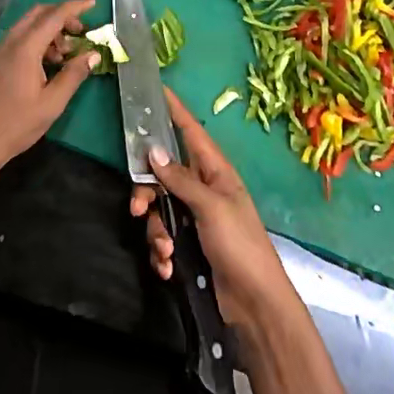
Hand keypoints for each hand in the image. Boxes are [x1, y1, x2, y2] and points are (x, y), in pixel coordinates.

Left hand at [0, 0, 97, 168]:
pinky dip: (37, 40)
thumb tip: (93, 54)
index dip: (74, 7)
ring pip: (27, 25)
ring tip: (66, 54)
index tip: (92, 3)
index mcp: (25, 49)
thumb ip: (74, 74)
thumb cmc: (17, 124)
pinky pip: (19, 39)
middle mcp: (10, 43)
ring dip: (49, 29)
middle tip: (81, 32)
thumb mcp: (52, 103)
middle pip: (38, 14)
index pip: (53, 16)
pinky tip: (47, 63)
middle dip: (62, 16)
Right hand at [132, 88, 295, 326]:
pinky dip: (162, 253)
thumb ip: (181, 180)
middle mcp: (204, 189)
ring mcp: (196, 218)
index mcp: (216, 172)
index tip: (158, 91)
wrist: (255, 303)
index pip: (191, 133)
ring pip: (160, 210)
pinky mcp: (190, 244)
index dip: (175, 112)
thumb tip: (153, 151)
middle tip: (139, 210)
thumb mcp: (211, 208)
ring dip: (156, 232)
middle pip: (163, 175)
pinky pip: (164, 238)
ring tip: (166, 252)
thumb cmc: (240, 245)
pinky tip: (169, 268)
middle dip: (147, 193)